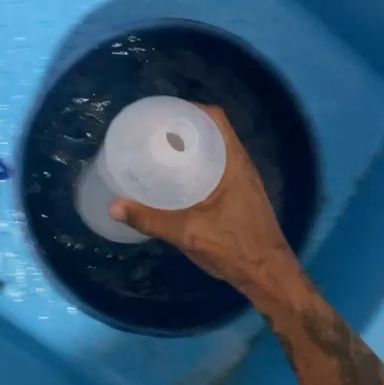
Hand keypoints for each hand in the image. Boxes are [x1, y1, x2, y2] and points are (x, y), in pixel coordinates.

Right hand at [110, 104, 298, 294]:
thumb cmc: (234, 247)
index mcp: (234, 162)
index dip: (190, 110)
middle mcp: (240, 165)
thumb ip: (151, 220)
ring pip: (215, 152)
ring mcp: (242, 181)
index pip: (216, 119)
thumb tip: (115, 206)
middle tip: (154, 134)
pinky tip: (176, 181)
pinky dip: (197, 167)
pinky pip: (216, 169)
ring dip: (191, 149)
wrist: (268, 274)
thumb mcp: (189, 233)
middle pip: (213, 133)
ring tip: (161, 153)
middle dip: (185, 129)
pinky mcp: (240, 196)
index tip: (164, 114)